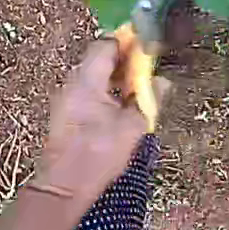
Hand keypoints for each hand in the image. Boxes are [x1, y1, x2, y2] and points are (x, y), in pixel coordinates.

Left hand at [26, 40, 165, 205]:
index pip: (107, 45)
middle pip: (99, 58)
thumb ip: (150, 99)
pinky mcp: (66, 113)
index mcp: (87, 80)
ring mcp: (66, 98)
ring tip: (139, 89)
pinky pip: (88, 90)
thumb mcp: (133, 125)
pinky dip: (107, 90)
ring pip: (94, 75)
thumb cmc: (100, 153)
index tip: (150, 49)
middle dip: (125, 60)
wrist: (65, 186)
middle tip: (149, 70)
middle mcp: (72, 83)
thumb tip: (163, 81)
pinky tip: (122, 105)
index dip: (129, 43)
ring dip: (116, 76)